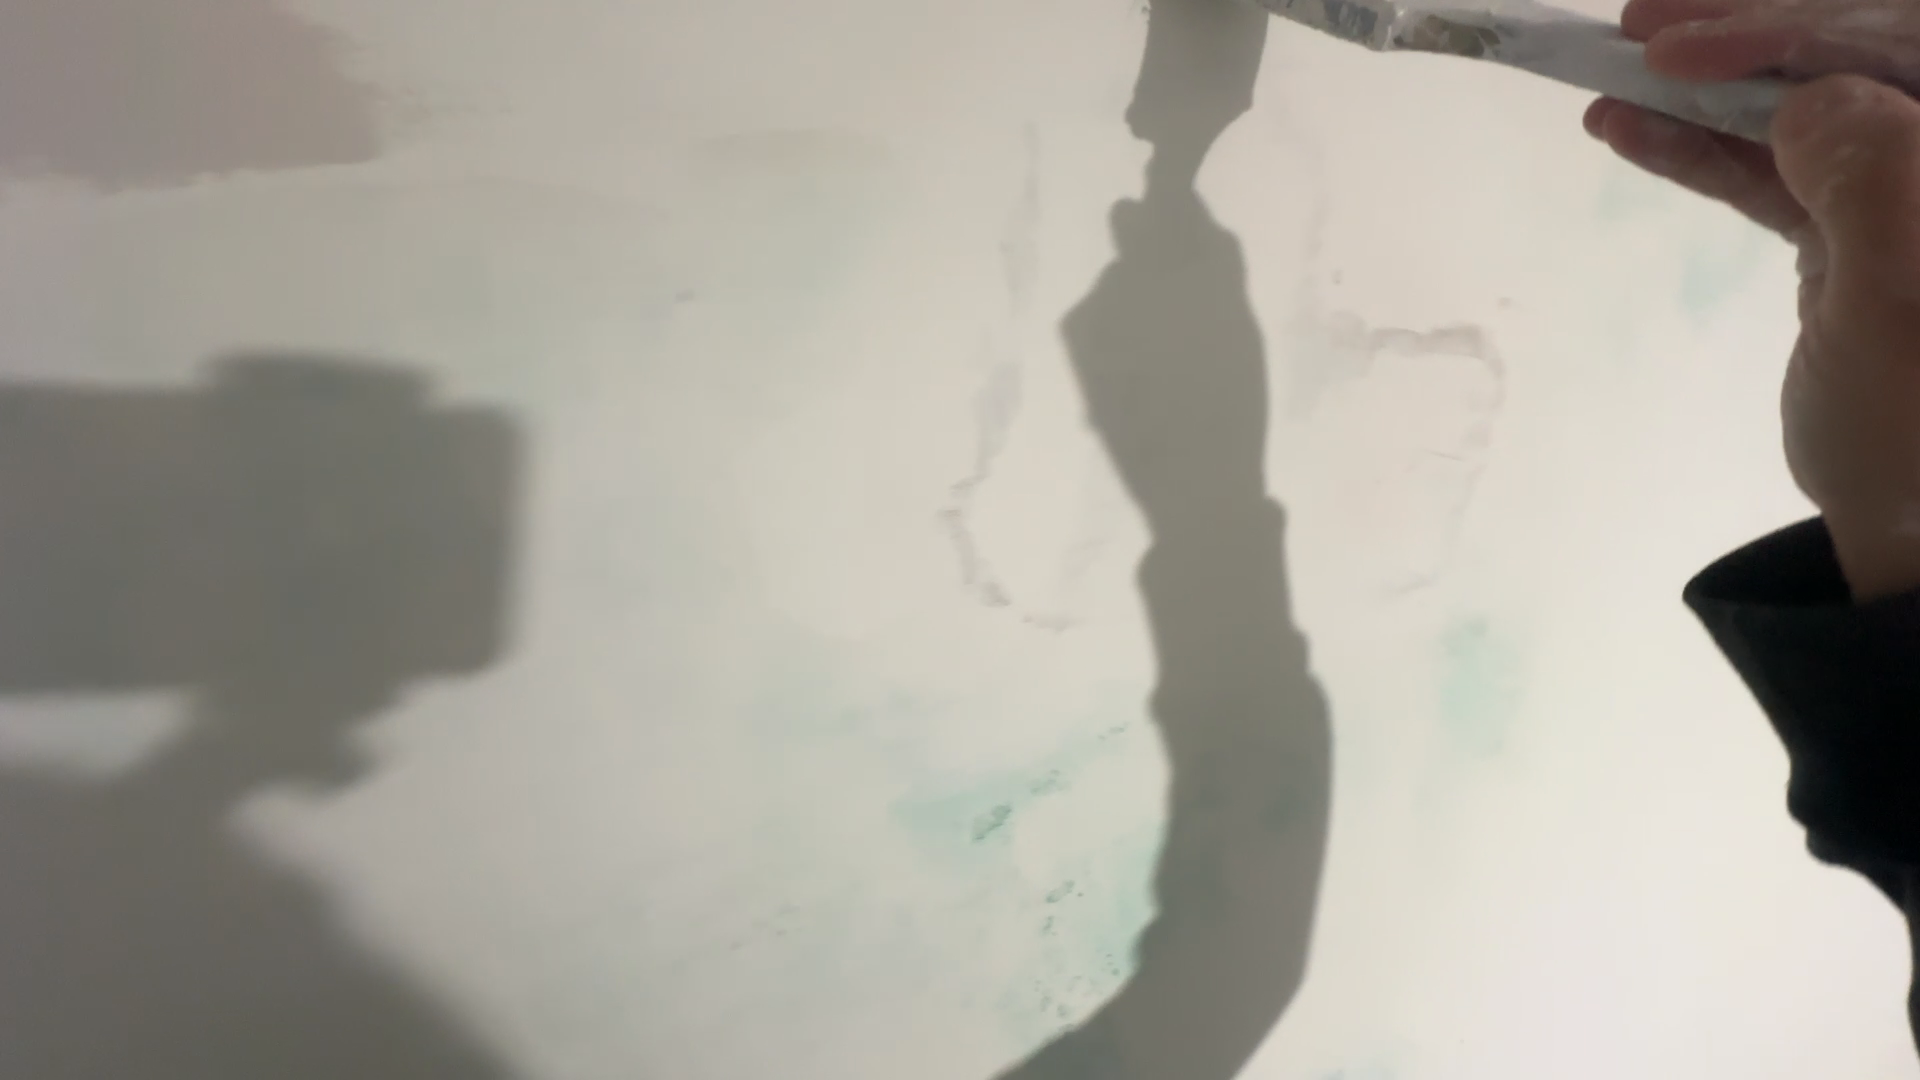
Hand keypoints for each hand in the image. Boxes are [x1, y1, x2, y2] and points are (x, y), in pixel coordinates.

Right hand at [1588, 0, 1919, 598]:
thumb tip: (1814, 98)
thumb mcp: (1892, 306)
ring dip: (1705, 90)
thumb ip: (1874, 184)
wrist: (1913, 507)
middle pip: (1860, 56)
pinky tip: (1630, 132)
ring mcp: (1903, 184)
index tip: (1674, 38)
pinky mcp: (1847, 224)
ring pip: (1802, 109)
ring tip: (1618, 68)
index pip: (1902, 47)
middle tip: (1643, 19)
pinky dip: (1698, 153)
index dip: (1789, 30)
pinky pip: (1768, 173)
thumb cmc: (1918, 421)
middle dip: (1749, 32)